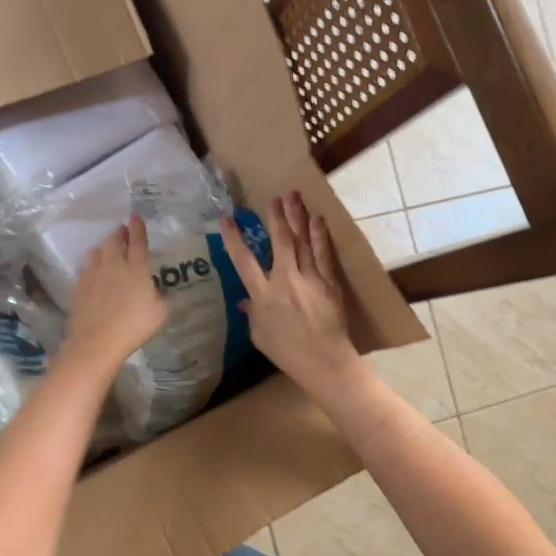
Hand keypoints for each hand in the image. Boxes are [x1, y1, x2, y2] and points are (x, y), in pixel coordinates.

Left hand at [62, 215, 166, 375]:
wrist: (97, 341)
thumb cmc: (134, 327)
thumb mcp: (160, 313)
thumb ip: (161, 297)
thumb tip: (158, 290)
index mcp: (137, 269)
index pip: (138, 242)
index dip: (138, 227)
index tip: (135, 216)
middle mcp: (114, 265)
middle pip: (114, 240)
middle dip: (119, 232)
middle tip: (122, 230)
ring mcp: (94, 274)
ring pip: (97, 250)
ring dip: (104, 245)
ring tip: (108, 247)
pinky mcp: (80, 285)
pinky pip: (86, 266)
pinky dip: (92, 261)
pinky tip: (94, 268)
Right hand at [218, 191, 366, 398]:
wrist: (322, 359)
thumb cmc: (286, 351)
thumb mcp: (259, 334)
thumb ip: (251, 312)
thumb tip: (243, 300)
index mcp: (262, 295)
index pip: (243, 261)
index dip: (234, 238)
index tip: (227, 219)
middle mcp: (284, 281)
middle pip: (279, 242)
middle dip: (276, 217)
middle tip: (274, 198)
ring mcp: (308, 279)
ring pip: (301, 242)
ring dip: (297, 217)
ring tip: (294, 196)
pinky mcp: (328, 282)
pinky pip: (322, 254)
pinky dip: (319, 236)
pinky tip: (317, 220)